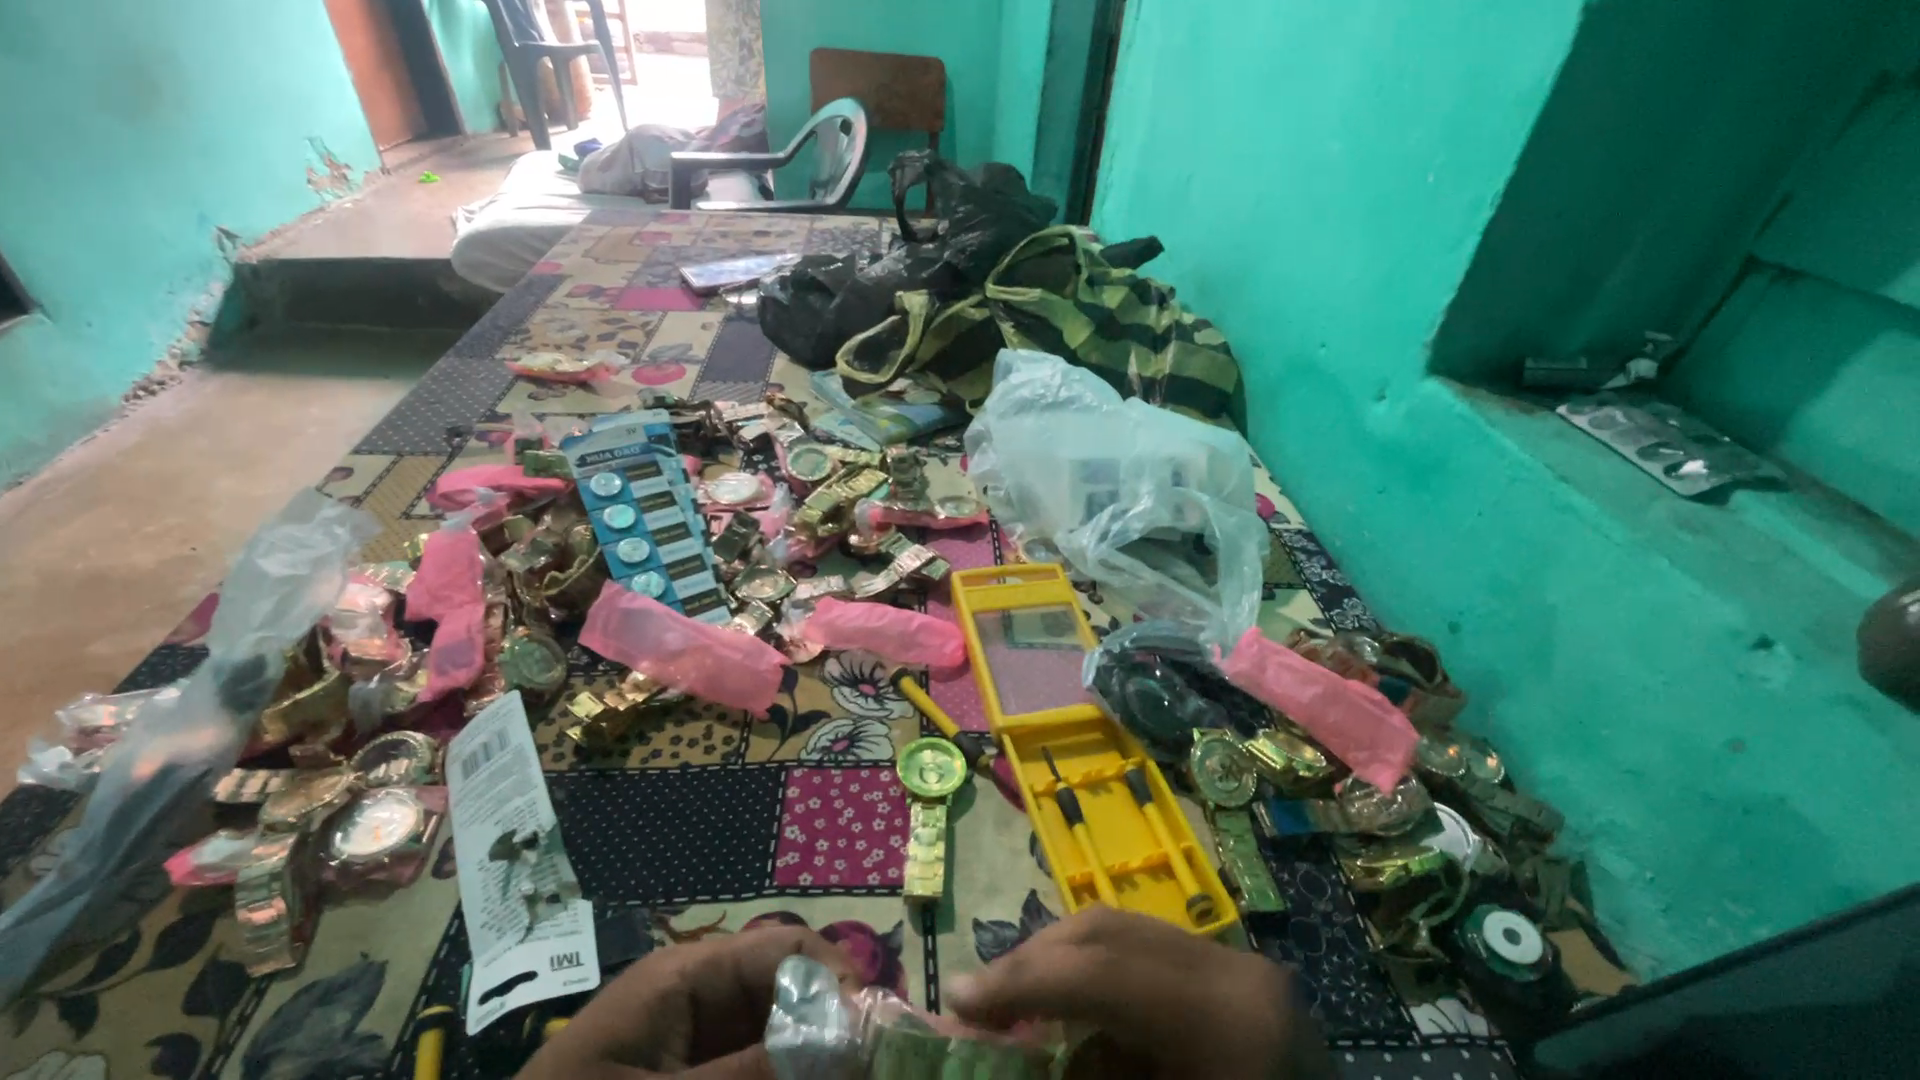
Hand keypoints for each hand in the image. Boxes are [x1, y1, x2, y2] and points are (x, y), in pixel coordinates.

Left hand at [518, 926, 856, 1079]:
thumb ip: (752, 1073)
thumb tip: (849, 1040)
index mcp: (687, 975)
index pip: (784, 948)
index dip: (838, 979)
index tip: (876, 1033)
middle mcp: (701, 994)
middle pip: (791, 990)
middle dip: (834, 1025)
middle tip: (874, 1065)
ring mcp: (699, 1038)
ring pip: (779, 1030)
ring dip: (815, 1055)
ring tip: (854, 1072)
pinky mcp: (696, 1068)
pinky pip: (755, 1061)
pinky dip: (785, 1072)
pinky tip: (808, 1078)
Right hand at [948, 907, 1333, 1079]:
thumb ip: (1082, 1071)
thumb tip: (1006, 1044)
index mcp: (1221, 1020)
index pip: (1104, 974)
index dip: (1022, 981)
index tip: (956, 998)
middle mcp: (1230, 974)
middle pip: (1106, 934)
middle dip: (1031, 962)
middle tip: (974, 997)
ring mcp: (1232, 964)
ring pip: (1119, 929)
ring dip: (1055, 956)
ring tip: (1012, 994)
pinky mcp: (1229, 969)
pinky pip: (1141, 944)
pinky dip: (1091, 963)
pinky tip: (1066, 995)